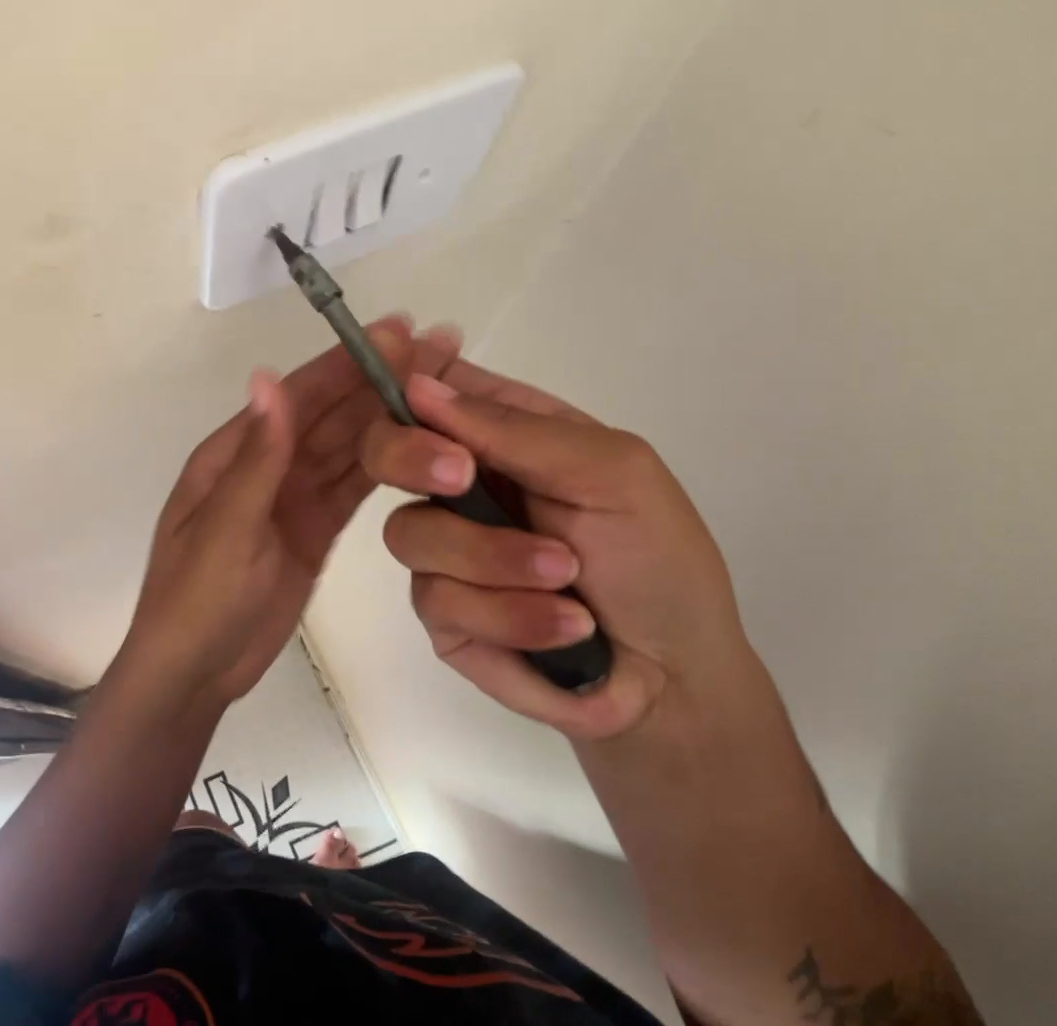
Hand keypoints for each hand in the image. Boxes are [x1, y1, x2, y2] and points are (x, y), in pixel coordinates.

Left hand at [116, 318, 458, 702]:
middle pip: (329, 416)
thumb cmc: (198, 600)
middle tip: (442, 344)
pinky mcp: (312, 534)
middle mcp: (265, 468)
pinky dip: (384, 467)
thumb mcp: (226, 529)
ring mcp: (291, 501)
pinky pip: (351, 490)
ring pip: (346, 450)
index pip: (297, 399)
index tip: (400, 331)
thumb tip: (267, 377)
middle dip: (380, 380)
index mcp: (232, 456)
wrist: (196, 672)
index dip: (346, 364)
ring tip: (445, 386)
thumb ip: (257, 459)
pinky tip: (422, 445)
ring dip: (389, 417)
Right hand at [360, 362, 752, 740]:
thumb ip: (517, 430)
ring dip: (494, 560)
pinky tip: (563, 628)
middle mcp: (460, 487)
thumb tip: (418, 386)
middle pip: (383, 451)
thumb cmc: (658, 559)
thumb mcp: (612, 472)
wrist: (673, 677)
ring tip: (567, 580)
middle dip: (409, 458)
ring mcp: (445, 552)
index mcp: (502, 436)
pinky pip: (437, 600)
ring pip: (410, 535)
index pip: (428, 388)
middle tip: (460, 478)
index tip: (406, 392)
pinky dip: (508, 614)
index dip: (401, 380)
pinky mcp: (443, 615)